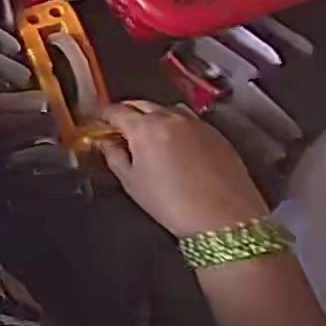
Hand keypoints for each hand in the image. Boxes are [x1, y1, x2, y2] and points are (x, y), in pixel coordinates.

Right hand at [97, 101, 269, 237]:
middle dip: (126, 112)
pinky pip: (188, 120)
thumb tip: (106, 144)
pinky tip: (174, 145)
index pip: (116, 110)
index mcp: (145, 128)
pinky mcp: (215, 133)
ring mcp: (195, 123)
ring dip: (151, 115)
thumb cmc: (177, 206)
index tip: (99, 122)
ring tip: (147, 136)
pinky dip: (175, 125)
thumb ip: (114, 156)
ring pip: (165, 109)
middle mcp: (170, 118)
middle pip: (140, 104)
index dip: (103, 115)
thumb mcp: (132, 183)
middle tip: (119, 127)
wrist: (226, 221)